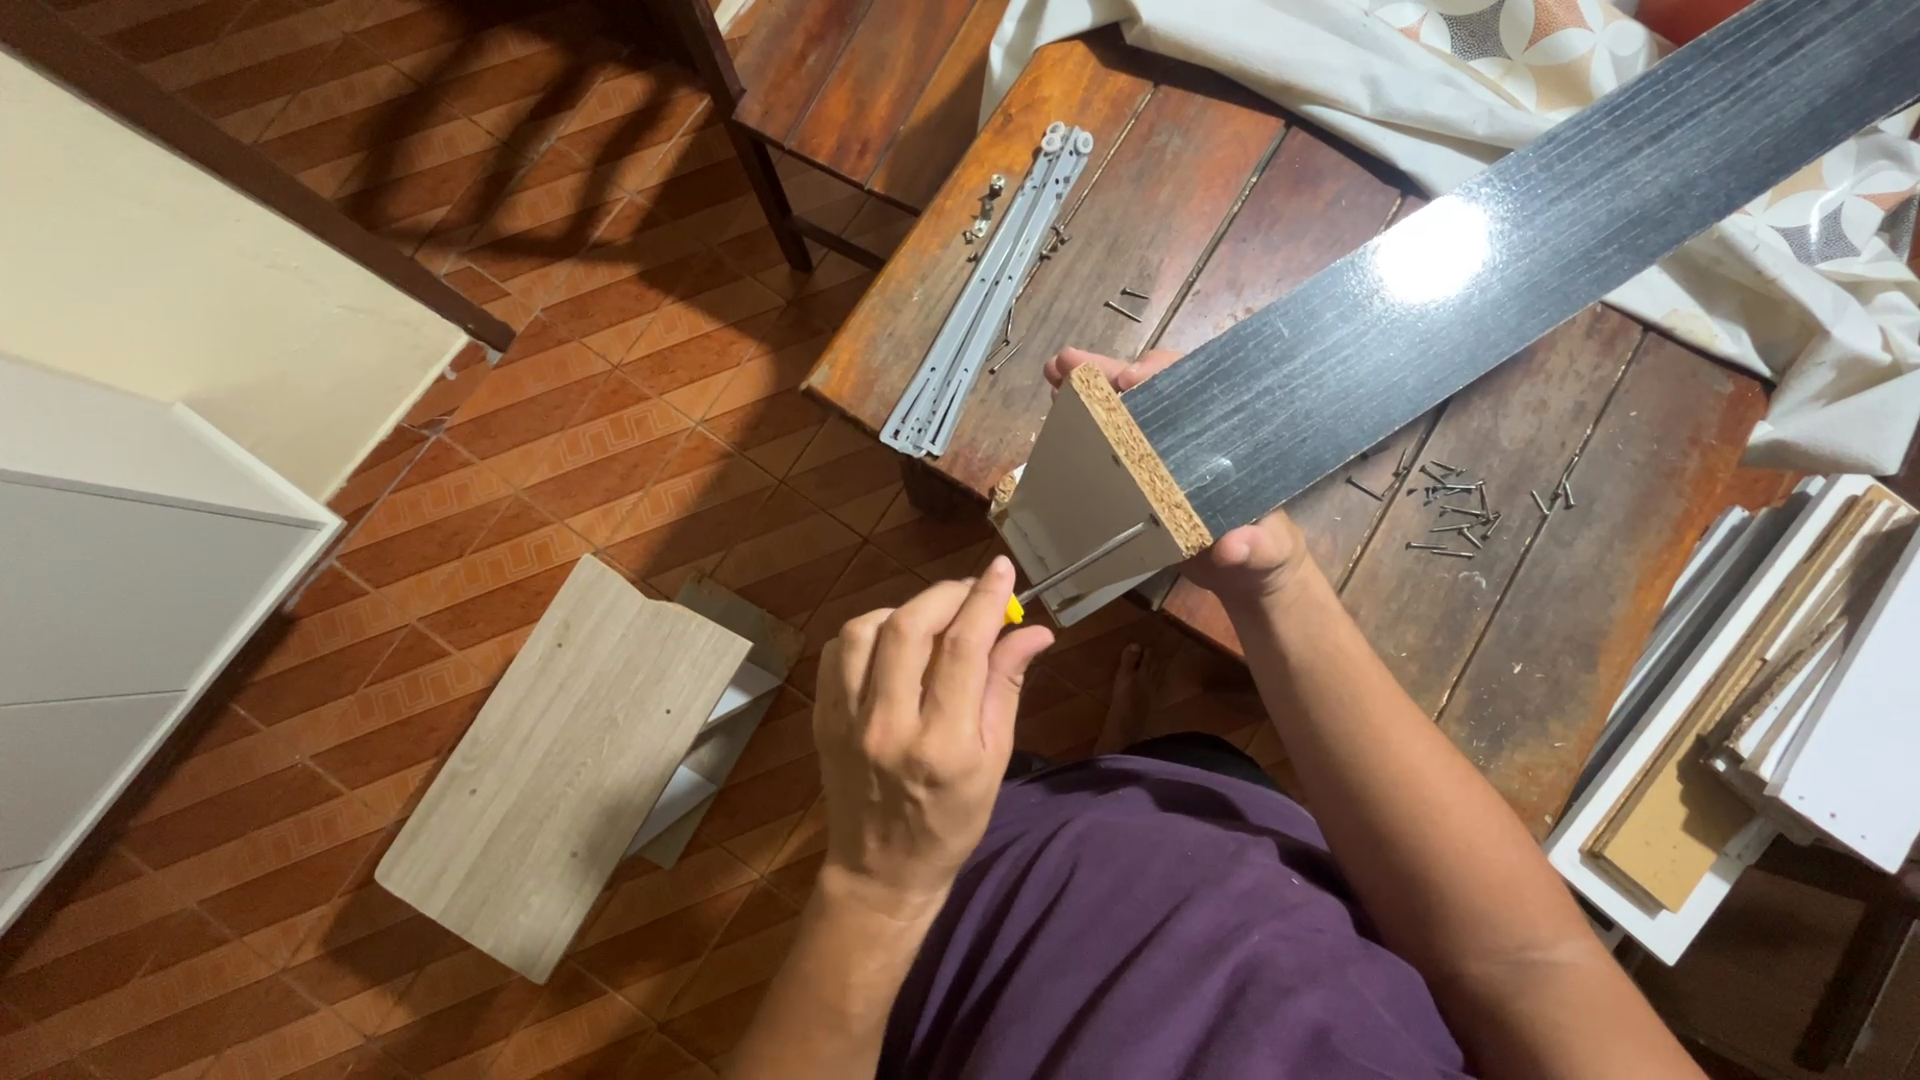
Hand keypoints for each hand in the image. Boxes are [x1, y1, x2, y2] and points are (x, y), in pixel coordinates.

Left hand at [814, 557, 1053, 917]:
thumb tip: (1034, 631)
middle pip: (910, 627)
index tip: (1001, 569)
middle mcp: (889, 725)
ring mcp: (846, 720)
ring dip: (904, 610)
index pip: (963, 648)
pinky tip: (890, 640)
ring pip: (866, 630)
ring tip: (931, 620)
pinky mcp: (822, 717)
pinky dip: (867, 630)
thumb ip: (1007, 686)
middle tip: (972, 591)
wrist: (880, 869)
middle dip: (947, 595)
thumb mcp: (995, 760)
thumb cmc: (951, 821)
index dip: (985, 599)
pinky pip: (837, 650)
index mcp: (943, 743)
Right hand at [1043, 347, 1309, 608]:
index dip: (1161, 376)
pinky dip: (1083, 424)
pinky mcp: (1140, 476)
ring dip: (1088, 389)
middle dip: (1107, 373)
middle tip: (1066, 363)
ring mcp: (1161, 454)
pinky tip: (1055, 410)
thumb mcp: (1266, 550)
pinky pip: (1110, 443)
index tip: (1130, 380)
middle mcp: (1190, 436)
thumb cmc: (1266, 553)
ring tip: (1053, 374)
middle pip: (1148, 393)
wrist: (1246, 575)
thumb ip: (1256, 546)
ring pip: (1124, 410)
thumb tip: (1234, 546)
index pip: (1194, 390)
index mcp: (1224, 439)